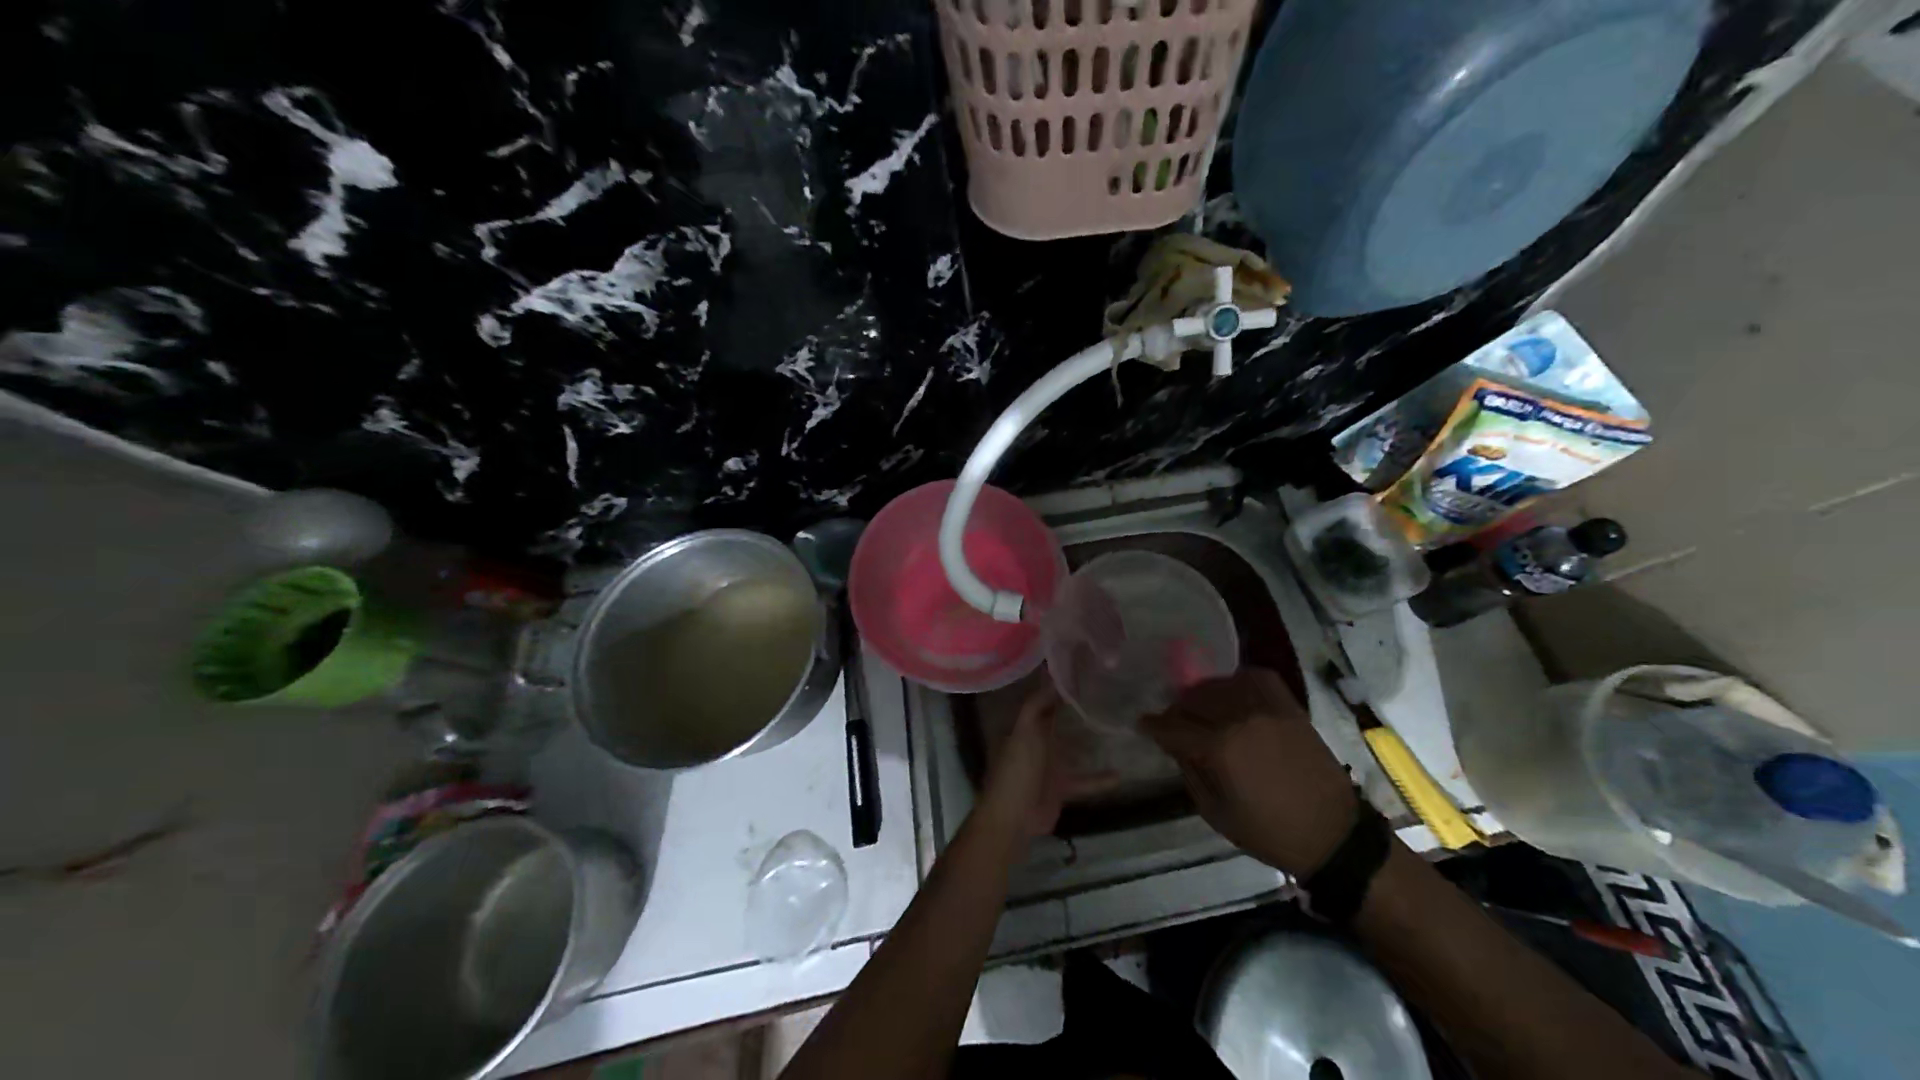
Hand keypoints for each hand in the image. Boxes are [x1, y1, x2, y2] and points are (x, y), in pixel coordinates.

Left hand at [979, 684, 1110, 841]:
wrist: (1015, 816)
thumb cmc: (1018, 768)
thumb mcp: (1025, 730)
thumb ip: (1036, 705)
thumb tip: (1053, 678)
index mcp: (1026, 727)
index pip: (1044, 702)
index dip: (1059, 689)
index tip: (1083, 675)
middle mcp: (1038, 743)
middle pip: (1059, 723)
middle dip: (1077, 712)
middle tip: (1106, 698)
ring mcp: (1050, 766)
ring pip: (1073, 749)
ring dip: (1090, 743)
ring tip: (1116, 731)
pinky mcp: (1061, 788)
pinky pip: (1084, 780)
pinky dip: (1100, 779)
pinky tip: (1120, 775)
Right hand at [1143, 667, 1358, 876]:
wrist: (1331, 835)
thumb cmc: (1268, 832)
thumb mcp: (1215, 812)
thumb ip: (1190, 771)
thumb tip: (1174, 744)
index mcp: (1219, 749)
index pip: (1172, 726)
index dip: (1152, 726)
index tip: (1142, 725)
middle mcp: (1239, 719)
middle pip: (1193, 699)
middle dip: (1176, 710)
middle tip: (1174, 723)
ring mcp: (1267, 709)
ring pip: (1220, 684)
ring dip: (1204, 695)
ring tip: (1202, 709)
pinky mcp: (1289, 707)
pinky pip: (1257, 678)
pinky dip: (1239, 681)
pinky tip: (1233, 694)